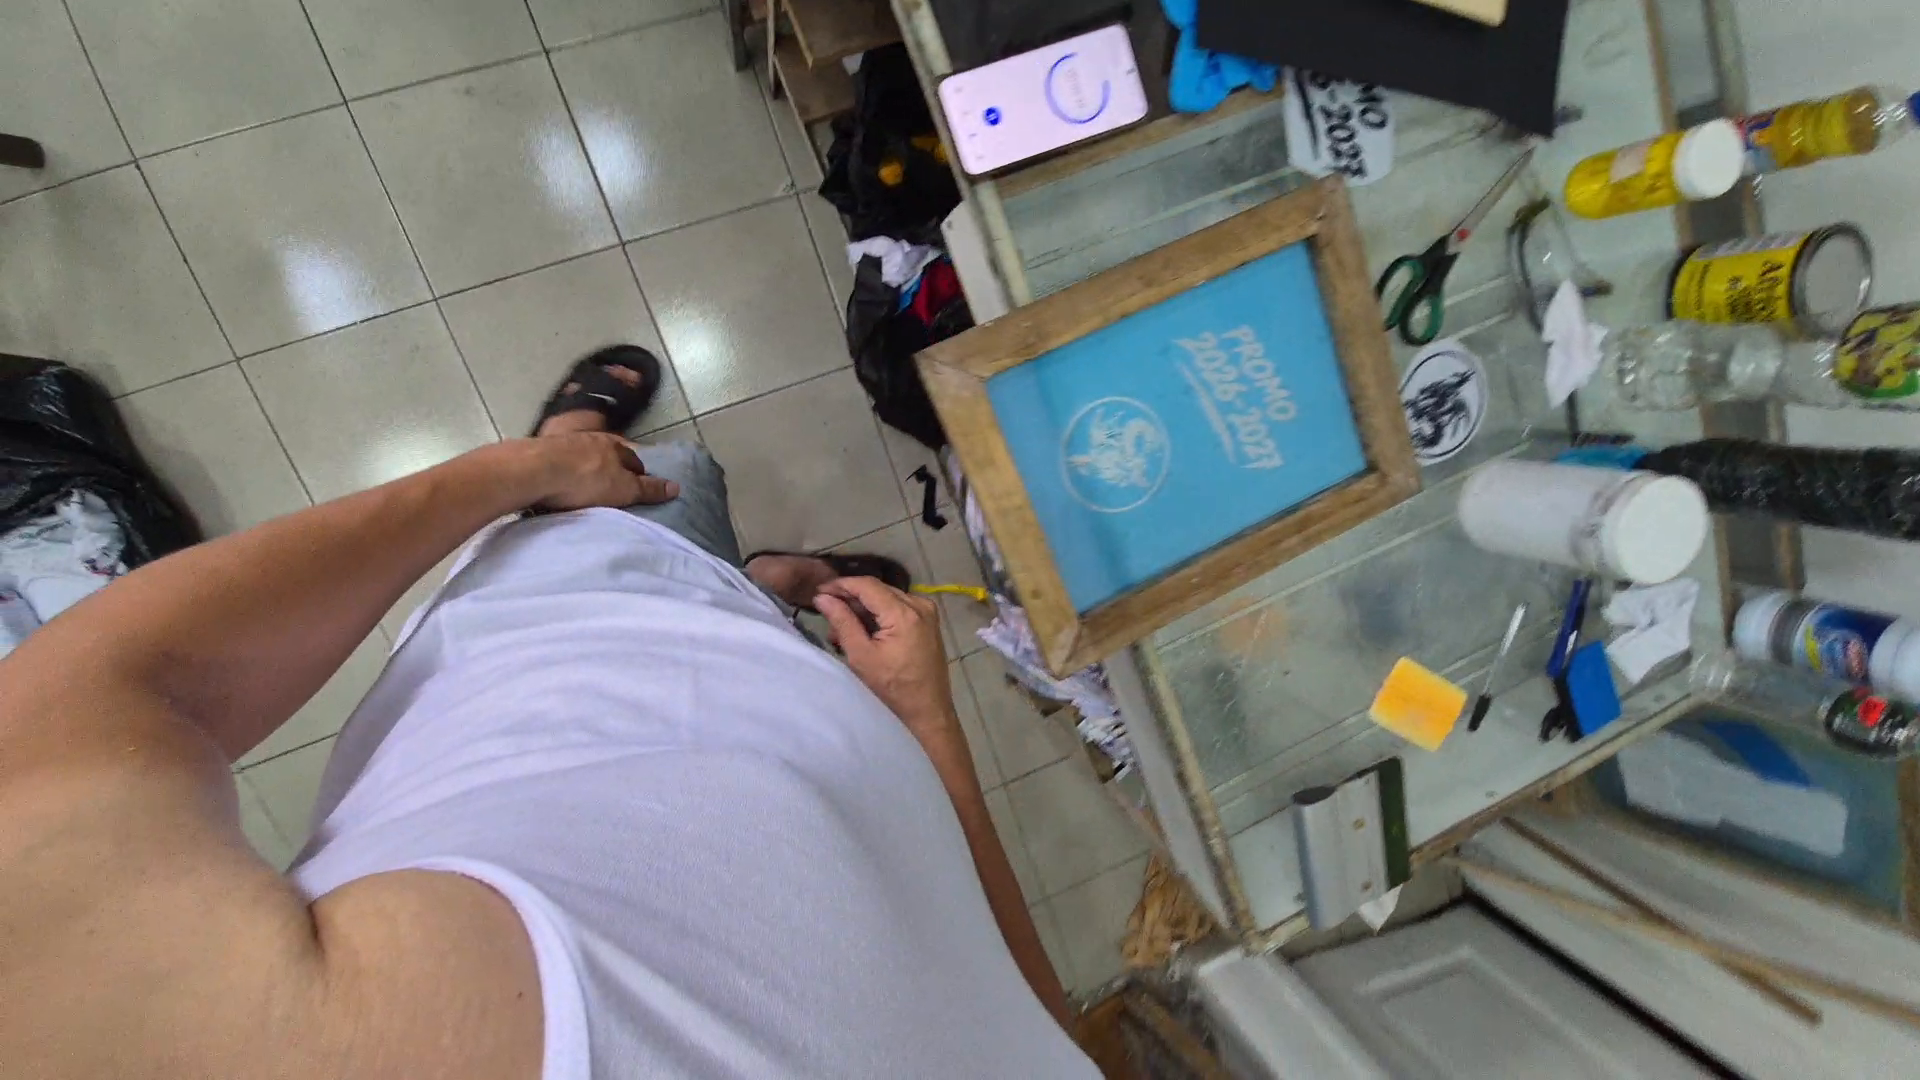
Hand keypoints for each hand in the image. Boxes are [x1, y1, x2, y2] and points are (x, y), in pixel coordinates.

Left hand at [519, 433, 679, 511]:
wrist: (530, 471)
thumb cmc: (584, 480)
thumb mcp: (623, 490)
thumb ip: (648, 489)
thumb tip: (677, 487)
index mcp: (613, 446)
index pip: (634, 458)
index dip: (638, 473)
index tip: (637, 487)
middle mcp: (588, 438)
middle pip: (606, 454)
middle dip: (611, 467)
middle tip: (611, 487)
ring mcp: (561, 443)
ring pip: (581, 456)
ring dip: (584, 468)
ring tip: (583, 487)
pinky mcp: (536, 451)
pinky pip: (557, 462)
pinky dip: (561, 471)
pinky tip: (558, 484)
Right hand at [814, 577, 955, 736]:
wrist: (928, 710)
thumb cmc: (893, 689)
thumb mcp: (862, 656)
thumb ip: (842, 622)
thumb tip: (822, 597)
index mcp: (905, 612)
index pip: (867, 585)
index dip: (841, 585)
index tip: (819, 591)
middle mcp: (920, 604)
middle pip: (878, 590)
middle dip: (851, 600)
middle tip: (828, 616)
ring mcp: (927, 611)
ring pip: (886, 598)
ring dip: (863, 609)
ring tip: (842, 631)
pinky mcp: (928, 621)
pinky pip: (898, 607)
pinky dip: (879, 616)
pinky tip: (862, 631)